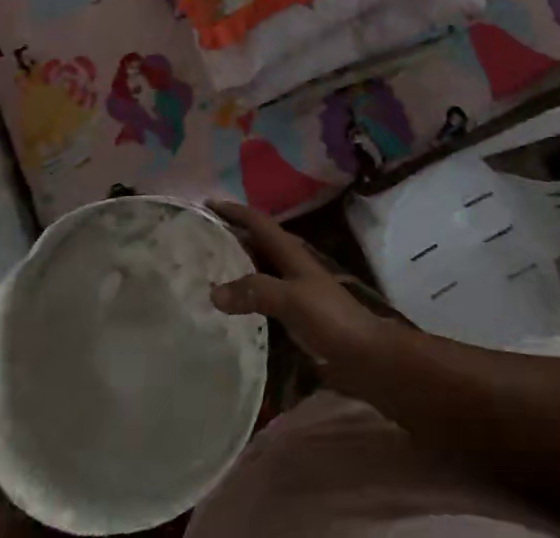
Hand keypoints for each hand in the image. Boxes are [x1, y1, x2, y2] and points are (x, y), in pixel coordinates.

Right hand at [206, 200, 400, 384]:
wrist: (363, 355)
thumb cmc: (331, 319)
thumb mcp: (293, 299)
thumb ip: (256, 291)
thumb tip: (213, 292)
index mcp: (292, 254)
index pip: (259, 223)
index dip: (235, 211)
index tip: (207, 205)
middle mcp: (290, 267)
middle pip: (256, 244)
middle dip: (230, 237)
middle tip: (196, 241)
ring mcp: (292, 291)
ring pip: (257, 270)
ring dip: (234, 267)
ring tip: (202, 272)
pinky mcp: (292, 315)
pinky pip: (260, 298)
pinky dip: (242, 297)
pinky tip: (225, 309)